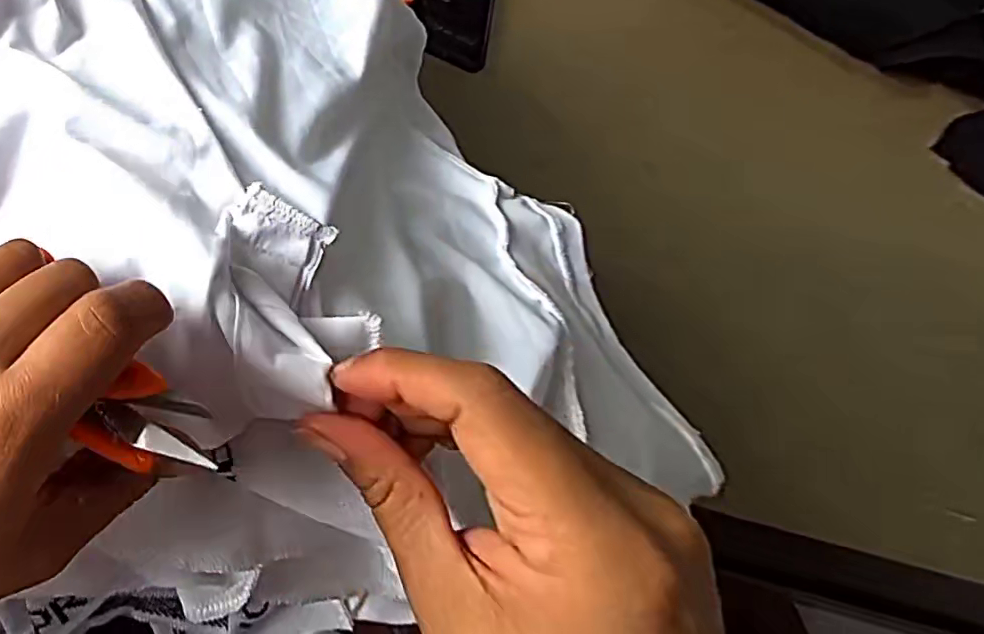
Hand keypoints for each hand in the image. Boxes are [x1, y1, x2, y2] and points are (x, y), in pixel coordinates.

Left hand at [0, 241, 173, 633]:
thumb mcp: (46, 540)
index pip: (103, 322)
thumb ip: (120, 483)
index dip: (145, 307)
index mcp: (13, 420)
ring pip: (30, 255)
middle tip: (92, 347)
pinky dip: (5, 274)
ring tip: (43, 329)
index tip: (151, 321)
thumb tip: (169, 444)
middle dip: (102, 304)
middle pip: (74, 277)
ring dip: (53, 285)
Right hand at [297, 349, 720, 633]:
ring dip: (440, 412)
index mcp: (594, 533)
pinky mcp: (637, 514)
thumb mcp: (453, 610)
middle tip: (350, 410)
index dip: (402, 373)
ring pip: (518, 413)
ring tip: (382, 431)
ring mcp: (645, 508)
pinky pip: (543, 442)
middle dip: (412, 393)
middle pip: (498, 400)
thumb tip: (338, 429)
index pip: (481, 399)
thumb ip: (394, 497)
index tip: (347, 378)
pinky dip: (479, 437)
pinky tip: (435, 447)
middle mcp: (637, 508)